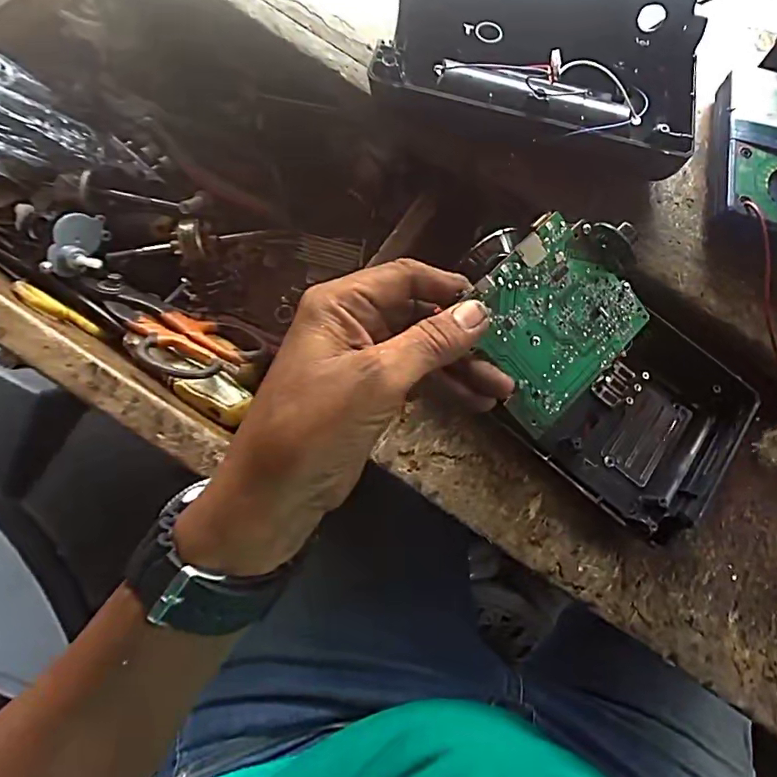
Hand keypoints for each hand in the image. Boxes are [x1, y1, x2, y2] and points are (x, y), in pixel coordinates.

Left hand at [173, 259, 513, 574]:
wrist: (271, 498)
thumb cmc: (313, 428)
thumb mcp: (378, 379)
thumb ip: (431, 342)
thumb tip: (479, 312)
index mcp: (341, 305)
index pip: (406, 278)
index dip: (449, 287)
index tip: (493, 301)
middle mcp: (353, 324)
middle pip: (420, 314)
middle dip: (462, 334)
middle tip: (505, 348)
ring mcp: (364, 360)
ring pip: (424, 349)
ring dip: (462, 365)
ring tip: (501, 385)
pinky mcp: (372, 392)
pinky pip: (419, 377)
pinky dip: (447, 387)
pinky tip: (478, 400)